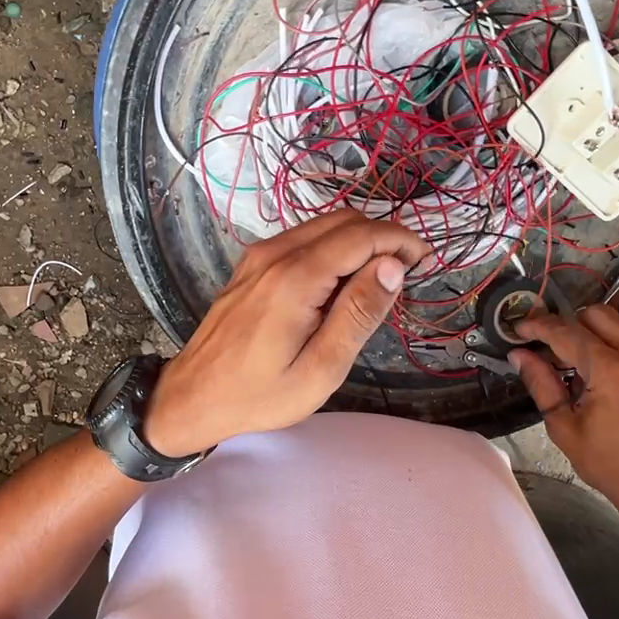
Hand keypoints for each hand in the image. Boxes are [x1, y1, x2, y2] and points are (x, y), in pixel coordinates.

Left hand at [143, 209, 429, 456]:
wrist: (192, 397)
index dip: (400, 242)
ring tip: (379, 281)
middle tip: (407, 274)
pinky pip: (302, 239)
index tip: (425, 262)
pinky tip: (341, 284)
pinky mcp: (252, 265)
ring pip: (323, 226)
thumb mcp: (321, 368)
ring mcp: (260, 256)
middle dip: (383, 238)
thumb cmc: (260, 394)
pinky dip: (333, 248)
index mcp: (296, 277)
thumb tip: (393, 266)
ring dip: (359, 241)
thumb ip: (358, 313)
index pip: (362, 236)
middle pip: (344, 221)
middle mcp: (276, 253)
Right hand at [511, 305, 618, 557]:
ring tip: (583, 373)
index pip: (568, 332)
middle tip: (552, 349)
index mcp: (614, 373)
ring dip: (596, 339)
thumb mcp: (566, 429)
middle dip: (570, 324)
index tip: (520, 328)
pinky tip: (613, 386)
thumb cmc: (614, 469)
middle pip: (598, 315)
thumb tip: (520, 356)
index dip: (539, 326)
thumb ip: (541, 385)